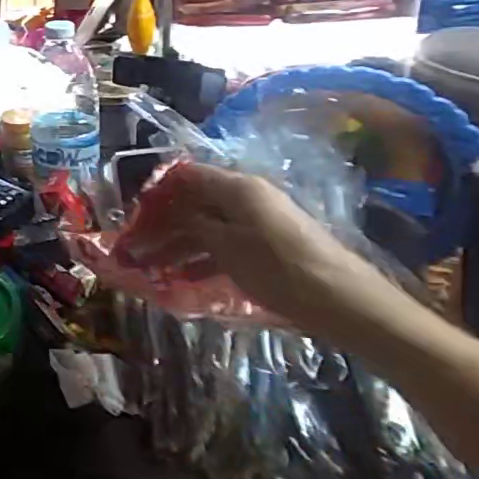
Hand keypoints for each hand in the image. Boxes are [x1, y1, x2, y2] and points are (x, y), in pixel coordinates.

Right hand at [116, 161, 420, 346]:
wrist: (344, 302)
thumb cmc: (279, 268)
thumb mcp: (226, 246)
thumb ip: (193, 223)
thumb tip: (168, 211)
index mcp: (237, 187)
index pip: (186, 176)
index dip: (157, 192)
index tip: (133, 215)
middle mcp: (246, 197)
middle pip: (194, 203)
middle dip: (162, 224)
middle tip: (135, 247)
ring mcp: (258, 222)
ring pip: (206, 227)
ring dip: (177, 246)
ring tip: (150, 267)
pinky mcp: (267, 247)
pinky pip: (223, 246)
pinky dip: (201, 259)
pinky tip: (181, 278)